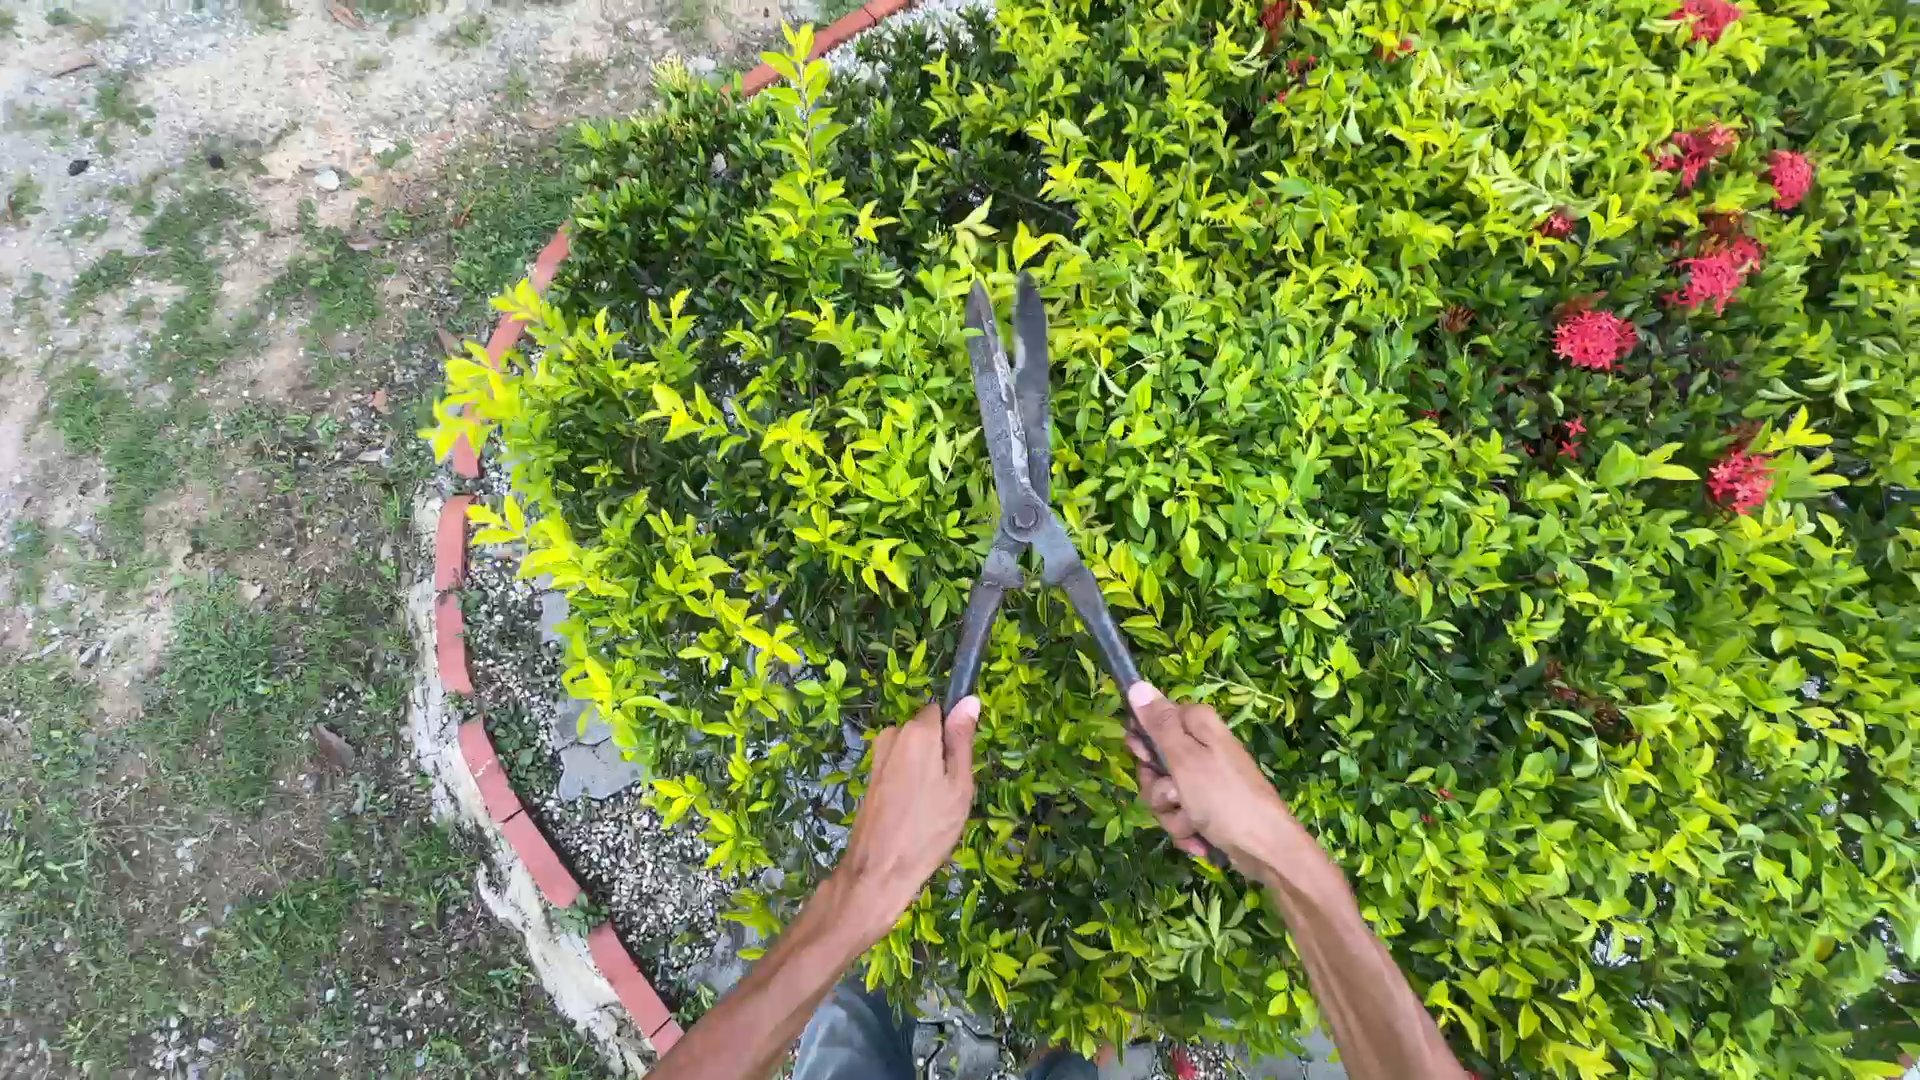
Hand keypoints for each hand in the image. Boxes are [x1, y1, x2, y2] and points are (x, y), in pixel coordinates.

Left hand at [834, 697, 979, 936]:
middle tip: (947, 792)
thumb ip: (962, 740)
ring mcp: (877, 756)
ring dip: (923, 770)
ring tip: (930, 807)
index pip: (940, 711)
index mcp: (917, 732)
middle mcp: (892, 735)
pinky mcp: (870, 776)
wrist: (879, 870)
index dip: (952, 736)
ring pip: (913, 751)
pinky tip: (913, 813)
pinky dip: (909, 784)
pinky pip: (899, 767)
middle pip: (925, 732)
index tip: (957, 765)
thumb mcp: (959, 785)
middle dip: (938, 753)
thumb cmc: (928, 828)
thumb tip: (969, 700)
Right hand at [1125, 682, 1315, 883]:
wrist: (1267, 850)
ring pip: (1164, 793)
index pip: (1154, 719)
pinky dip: (1186, 829)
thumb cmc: (1224, 798)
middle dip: (1157, 787)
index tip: (1144, 756)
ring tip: (1192, 822)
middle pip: (1154, 761)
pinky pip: (1179, 814)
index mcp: (1198, 725)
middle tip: (1173, 795)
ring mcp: (1205, 780)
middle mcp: (1202, 748)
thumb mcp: (1185, 758)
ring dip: (1172, 813)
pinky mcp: (1208, 808)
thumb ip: (1159, 724)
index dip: (1144, 740)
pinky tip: (1200, 839)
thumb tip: (1137, 685)